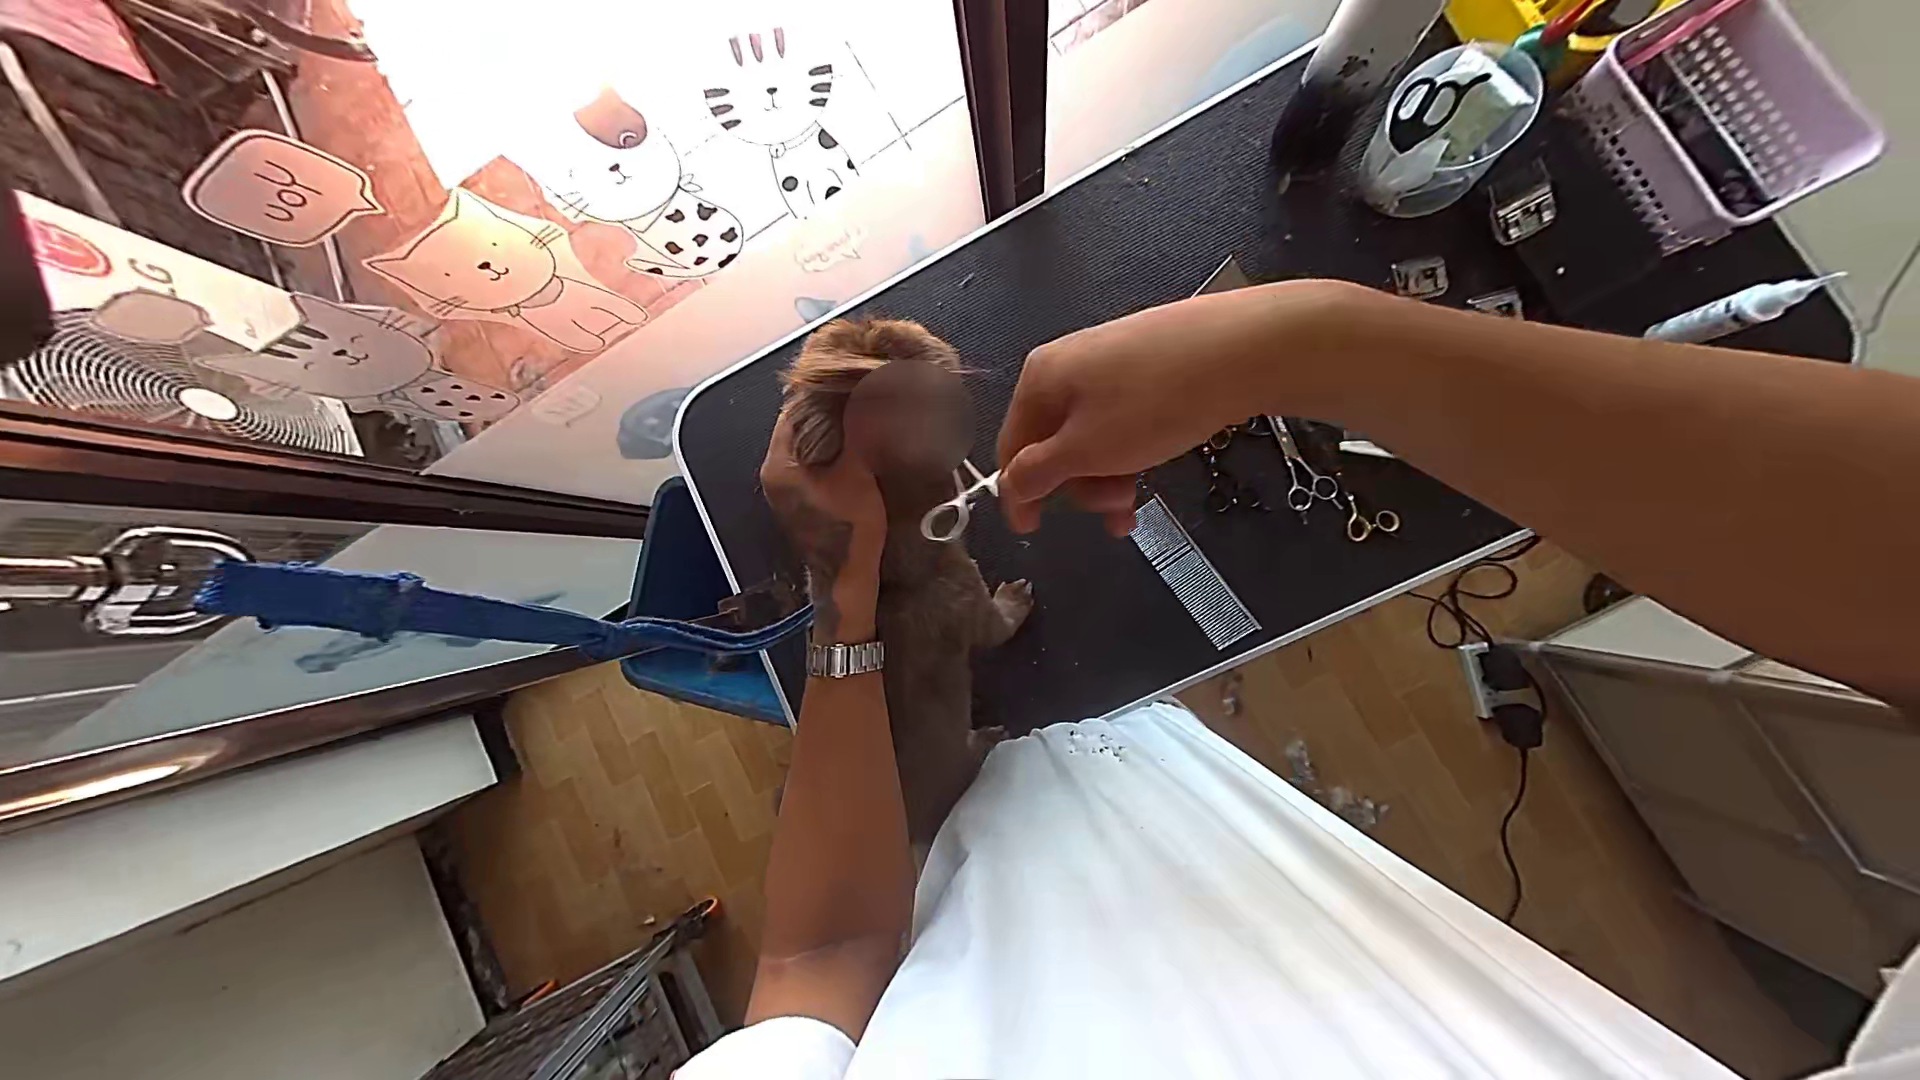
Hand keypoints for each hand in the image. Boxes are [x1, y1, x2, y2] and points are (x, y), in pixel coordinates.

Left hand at [761, 405, 885, 640]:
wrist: (847, 580)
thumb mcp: (858, 475)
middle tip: (859, 395)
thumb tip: (866, 395)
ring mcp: (785, 489)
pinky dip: (831, 451)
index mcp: (780, 463)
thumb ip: (858, 433)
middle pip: (799, 428)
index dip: (822, 393)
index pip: (794, 412)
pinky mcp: (799, 500)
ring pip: (807, 446)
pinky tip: (855, 447)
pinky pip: (812, 464)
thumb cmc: (849, 529)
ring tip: (861, 416)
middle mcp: (774, 473)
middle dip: (828, 411)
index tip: (850, 381)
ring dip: (831, 432)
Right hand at [996, 279, 1365, 533]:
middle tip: (1114, 510)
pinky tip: (1150, 465)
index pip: (1011, 446)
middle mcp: (1065, 366)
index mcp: (1038, 380)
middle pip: (1052, 444)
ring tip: (1137, 496)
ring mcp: (1106, 363)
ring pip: (1088, 438)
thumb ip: (1038, 473)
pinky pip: (1117, 421)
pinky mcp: (1143, 366)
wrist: (1245, 347)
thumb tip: (1010, 487)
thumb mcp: (1086, 449)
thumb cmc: (1152, 404)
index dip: (1018, 493)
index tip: (1032, 530)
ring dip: (1105, 477)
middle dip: (1077, 486)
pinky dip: (1126, 454)